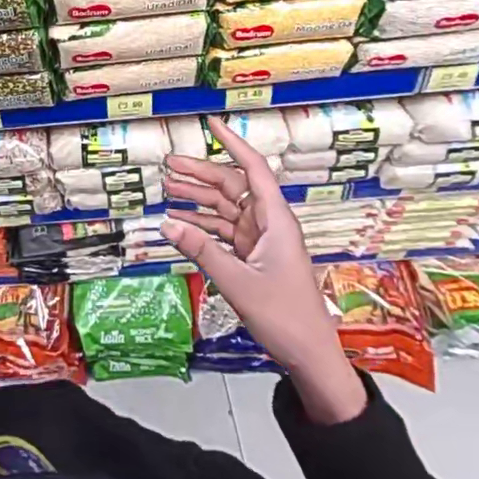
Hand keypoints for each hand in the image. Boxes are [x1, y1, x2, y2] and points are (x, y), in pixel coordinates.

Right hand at [162, 116, 368, 424]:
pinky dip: (204, 227)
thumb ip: (202, 252)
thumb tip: (168, 225)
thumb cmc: (285, 316)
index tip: (212, 124)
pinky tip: (182, 223)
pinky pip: (225, 232)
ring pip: (226, 209)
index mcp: (275, 219)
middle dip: (202, 173)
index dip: (233, 143)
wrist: (310, 354)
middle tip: (170, 164)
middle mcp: (269, 222)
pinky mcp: (255, 257)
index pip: (252, 168)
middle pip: (233, 186)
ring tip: (169, 188)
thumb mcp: (239, 282)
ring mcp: (261, 240)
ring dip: (199, 199)